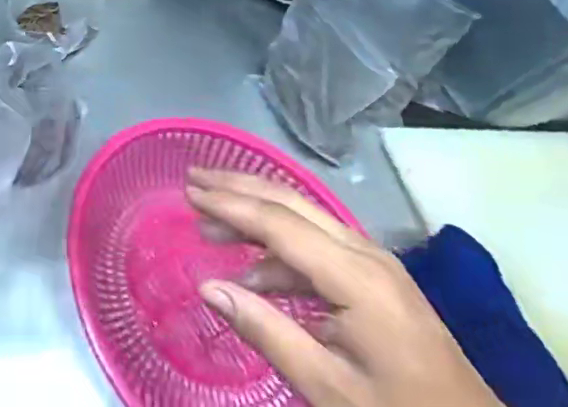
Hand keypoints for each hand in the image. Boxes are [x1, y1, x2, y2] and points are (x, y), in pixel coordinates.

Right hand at [186, 167, 503, 406]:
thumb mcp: (329, 388)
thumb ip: (265, 331)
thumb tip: (206, 286)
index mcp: (357, 278)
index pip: (278, 222)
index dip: (229, 204)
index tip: (187, 191)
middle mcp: (367, 257)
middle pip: (292, 202)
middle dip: (238, 188)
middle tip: (192, 181)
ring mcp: (378, 266)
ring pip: (304, 216)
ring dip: (255, 212)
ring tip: (210, 224)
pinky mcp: (380, 281)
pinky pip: (319, 241)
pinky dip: (278, 242)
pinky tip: (253, 269)